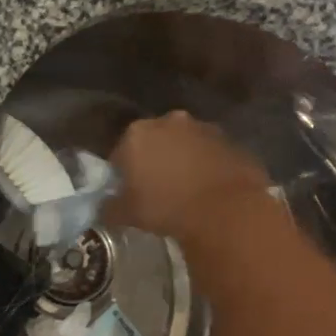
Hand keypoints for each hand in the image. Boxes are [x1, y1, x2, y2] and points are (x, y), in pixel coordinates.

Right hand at [106, 111, 277, 240]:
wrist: (224, 208)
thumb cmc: (164, 205)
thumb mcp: (124, 214)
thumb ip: (109, 207)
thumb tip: (105, 206)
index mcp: (136, 134)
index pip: (119, 153)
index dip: (120, 174)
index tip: (125, 192)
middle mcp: (168, 121)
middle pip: (153, 142)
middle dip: (151, 160)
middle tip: (151, 188)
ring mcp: (203, 127)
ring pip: (181, 144)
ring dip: (178, 160)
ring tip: (179, 189)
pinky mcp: (230, 139)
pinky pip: (207, 152)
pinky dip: (202, 165)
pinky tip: (202, 188)